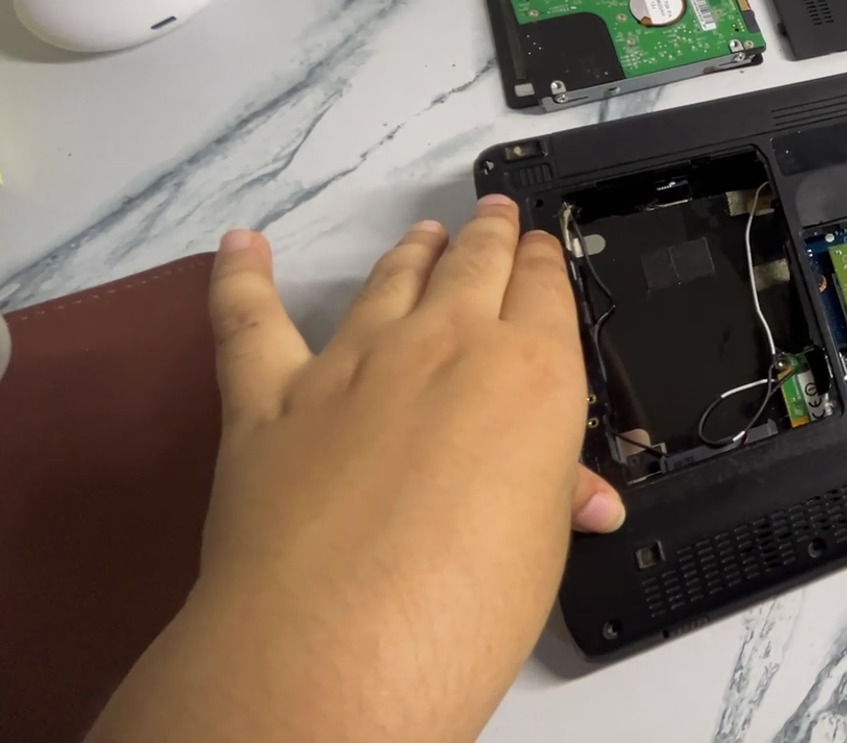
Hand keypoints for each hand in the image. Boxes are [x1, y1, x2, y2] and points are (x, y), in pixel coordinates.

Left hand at [89, 196, 616, 742]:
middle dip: (490, 232)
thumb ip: (562, 493)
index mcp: (534, 365)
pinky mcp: (270, 399)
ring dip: (415, 250)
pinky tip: (244, 246)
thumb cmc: (478, 587)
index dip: (544, 258)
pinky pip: (249, 325)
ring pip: (392, 279)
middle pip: (476, 263)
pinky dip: (241, 280)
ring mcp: (357, 363)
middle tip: (493, 211)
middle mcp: (452, 342)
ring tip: (426, 231)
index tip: (542, 244)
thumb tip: (597, 504)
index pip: (545, 285)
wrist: (341, 642)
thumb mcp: (546, 532)